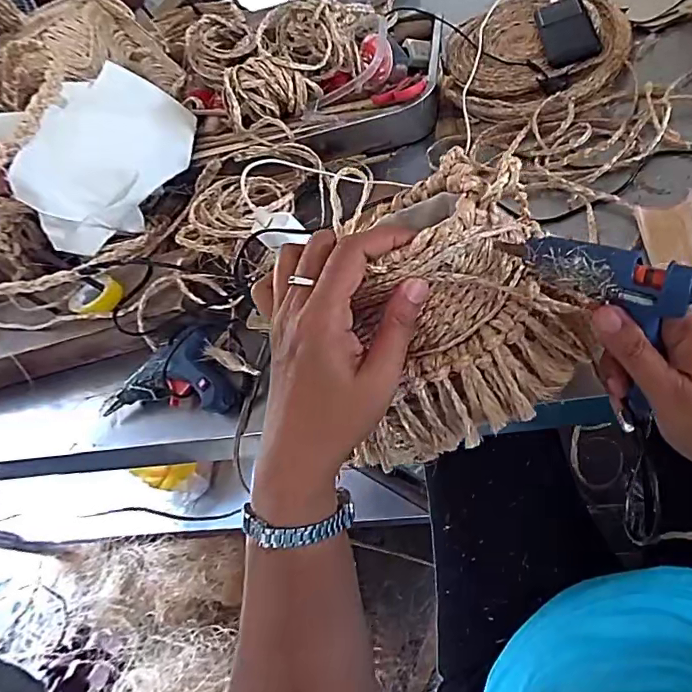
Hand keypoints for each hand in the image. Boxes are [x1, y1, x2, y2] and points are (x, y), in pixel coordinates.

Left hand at [250, 227, 429, 520]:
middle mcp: (294, 311)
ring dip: (325, 251)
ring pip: (291, 256)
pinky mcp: (275, 329)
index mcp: (321, 320)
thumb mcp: (381, 379)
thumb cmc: (338, 423)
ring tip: (357, 268)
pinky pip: (273, 283)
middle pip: (320, 245)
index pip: (349, 254)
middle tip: (391, 259)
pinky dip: (294, 271)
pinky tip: (318, 286)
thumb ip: (399, 326)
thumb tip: (418, 284)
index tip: (411, 238)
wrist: (295, 455)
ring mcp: (279, 318)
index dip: (383, 236)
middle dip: (360, 241)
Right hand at [591, 307, 691, 489]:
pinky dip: (646, 384)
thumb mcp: (663, 390)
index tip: (602, 343)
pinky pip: (661, 367)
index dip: (618, 320)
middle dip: (621, 358)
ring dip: (631, 375)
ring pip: (647, 351)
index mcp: (691, 329)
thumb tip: (605, 313)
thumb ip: (631, 349)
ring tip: (629, 403)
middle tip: (618, 389)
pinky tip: (642, 405)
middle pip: (641, 329)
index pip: (644, 301)